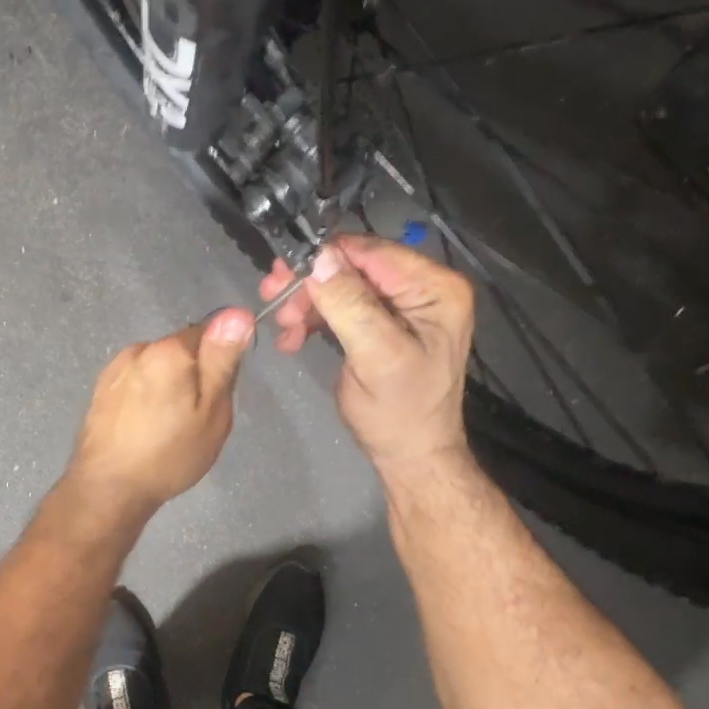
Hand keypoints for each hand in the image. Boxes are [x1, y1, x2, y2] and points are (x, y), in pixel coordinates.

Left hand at [65, 309, 254, 513]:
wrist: (108, 489)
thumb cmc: (168, 454)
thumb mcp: (212, 411)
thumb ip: (222, 360)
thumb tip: (237, 314)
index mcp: (168, 350)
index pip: (208, 332)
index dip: (220, 362)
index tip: (217, 396)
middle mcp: (138, 349)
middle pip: (181, 352)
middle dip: (192, 377)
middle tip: (195, 419)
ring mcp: (115, 370)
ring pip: (157, 369)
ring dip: (167, 389)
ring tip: (167, 429)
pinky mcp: (101, 392)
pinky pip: (136, 385)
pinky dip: (146, 400)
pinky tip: (145, 430)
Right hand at [262, 235, 475, 467]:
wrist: (410, 455)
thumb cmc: (399, 412)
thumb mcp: (376, 356)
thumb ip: (350, 305)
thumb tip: (319, 258)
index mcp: (436, 288)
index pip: (374, 253)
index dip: (326, 259)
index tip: (283, 274)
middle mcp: (424, 289)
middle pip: (356, 267)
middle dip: (312, 284)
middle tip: (273, 298)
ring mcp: (403, 308)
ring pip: (344, 286)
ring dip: (308, 303)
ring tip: (283, 328)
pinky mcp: (383, 325)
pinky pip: (343, 308)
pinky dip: (315, 319)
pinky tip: (293, 337)